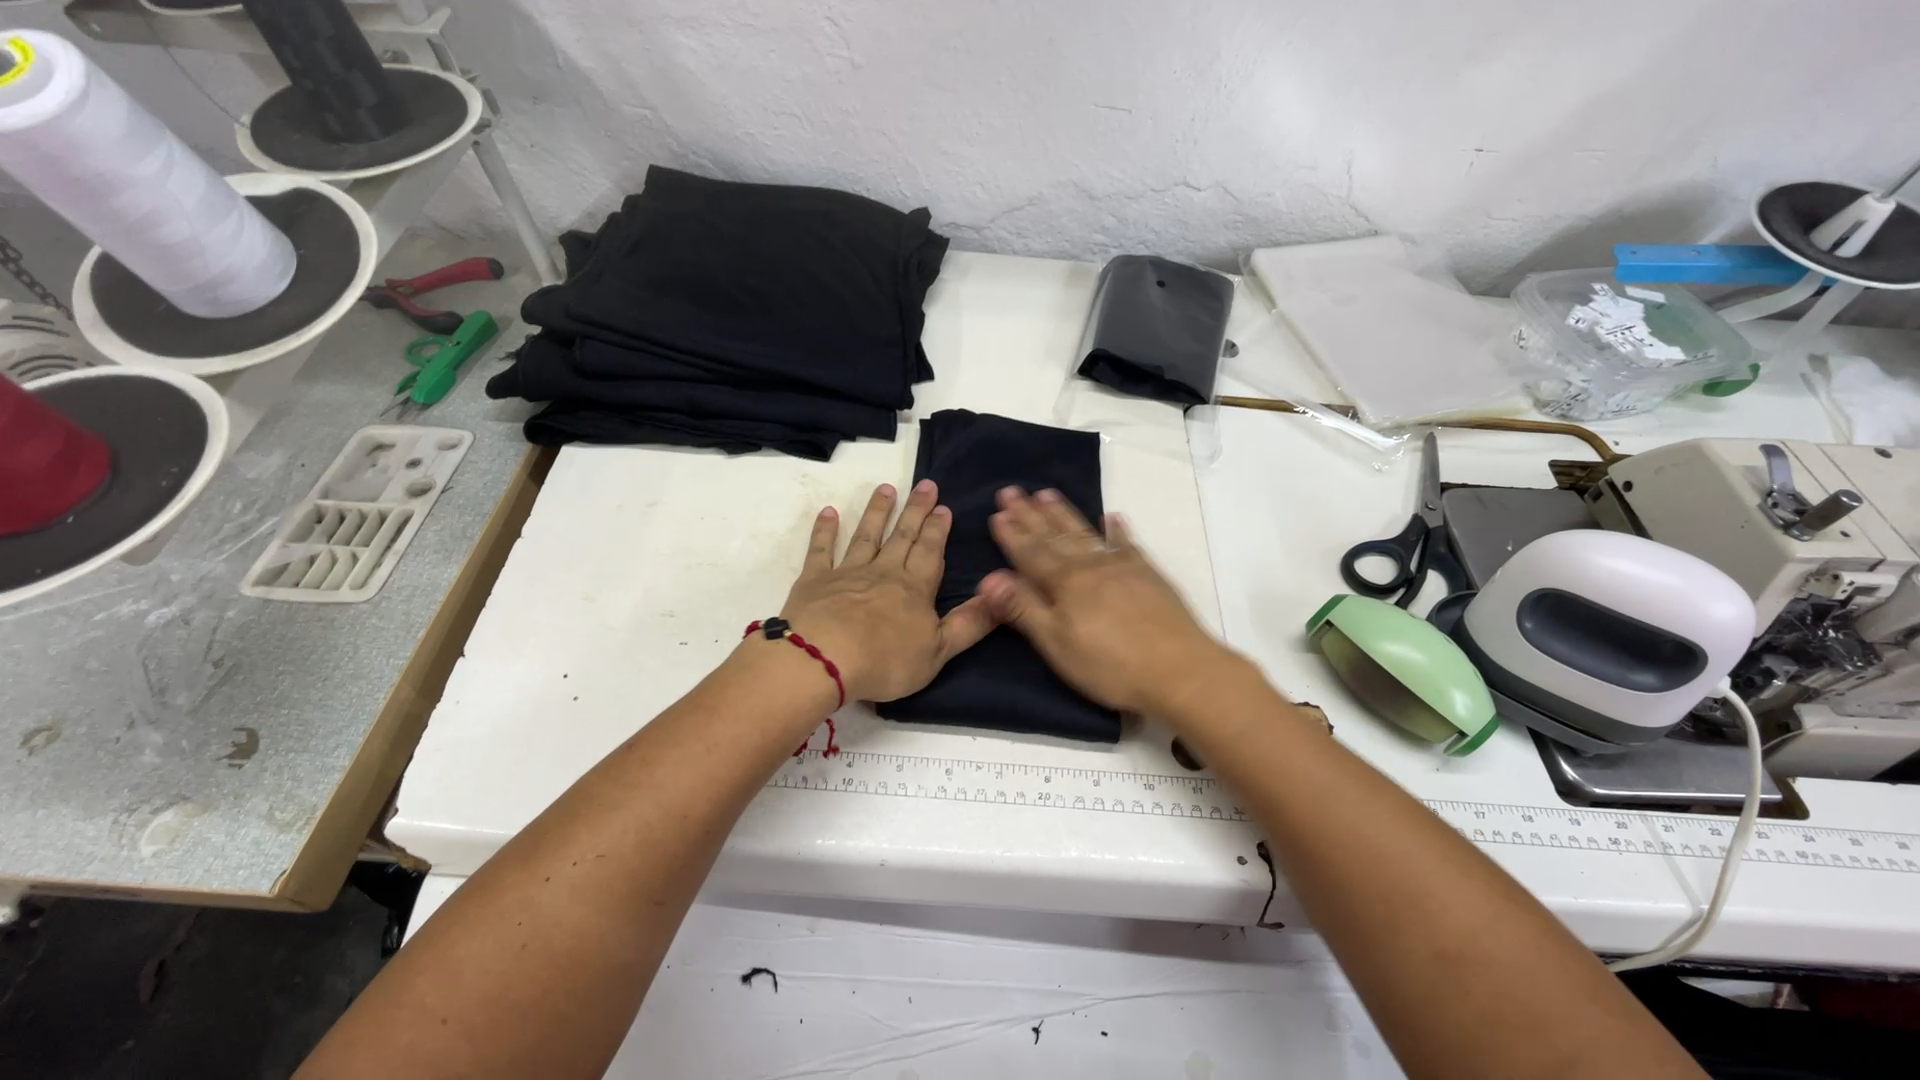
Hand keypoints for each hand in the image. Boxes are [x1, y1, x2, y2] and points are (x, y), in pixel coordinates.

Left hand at [776, 480, 995, 702]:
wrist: (824, 659)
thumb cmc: (885, 661)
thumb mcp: (938, 652)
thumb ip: (968, 625)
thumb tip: (999, 598)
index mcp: (915, 589)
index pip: (931, 552)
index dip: (938, 529)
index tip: (943, 506)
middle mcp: (884, 572)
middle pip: (903, 536)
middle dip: (916, 511)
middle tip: (925, 484)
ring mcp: (847, 573)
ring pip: (866, 536)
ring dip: (877, 512)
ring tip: (886, 489)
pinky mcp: (815, 581)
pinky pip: (821, 550)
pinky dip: (824, 531)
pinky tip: (828, 513)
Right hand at [978, 487, 1237, 715]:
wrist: (1181, 670)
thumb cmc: (1111, 666)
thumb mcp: (1057, 644)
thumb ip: (1024, 609)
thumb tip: (989, 578)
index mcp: (1065, 584)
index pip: (1031, 554)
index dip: (1012, 535)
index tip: (997, 512)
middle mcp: (1091, 567)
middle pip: (1055, 536)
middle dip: (1030, 515)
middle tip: (1011, 490)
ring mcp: (1123, 567)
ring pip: (1086, 533)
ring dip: (1064, 514)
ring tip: (1047, 493)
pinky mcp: (1150, 575)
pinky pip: (1128, 544)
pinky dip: (1117, 529)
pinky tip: (1112, 517)